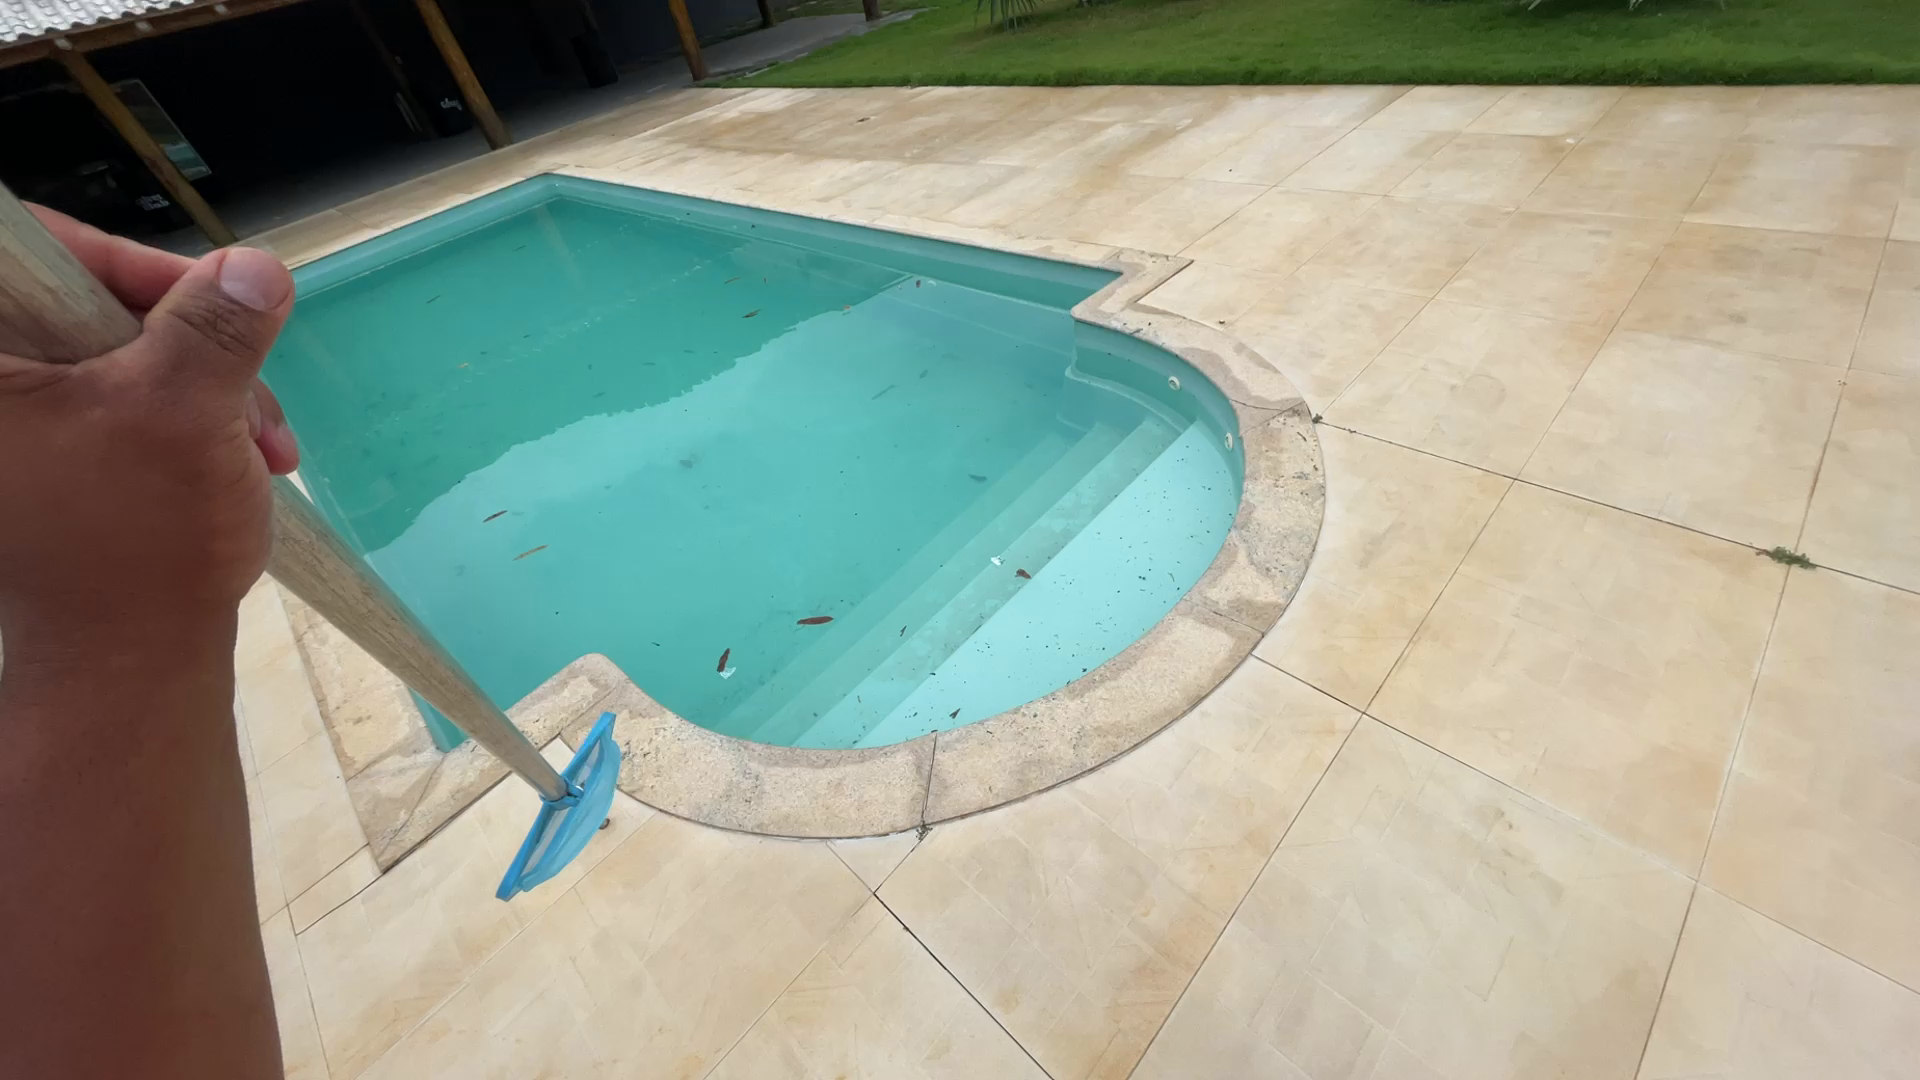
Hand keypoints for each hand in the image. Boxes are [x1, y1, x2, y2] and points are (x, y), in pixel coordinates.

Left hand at [0, 207, 300, 660]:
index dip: (139, 270)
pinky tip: (240, 452)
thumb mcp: (188, 417)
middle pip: (97, 305)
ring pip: (131, 351)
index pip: (39, 251)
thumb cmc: (142, 533)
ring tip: (262, 447)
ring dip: (215, 390)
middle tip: (255, 409)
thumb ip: (216, 332)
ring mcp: (19, 411)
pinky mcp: (54, 439)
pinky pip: (136, 391)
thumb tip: (256, 264)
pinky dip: (198, 413)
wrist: (133, 641)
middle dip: (201, 353)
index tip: (224, 313)